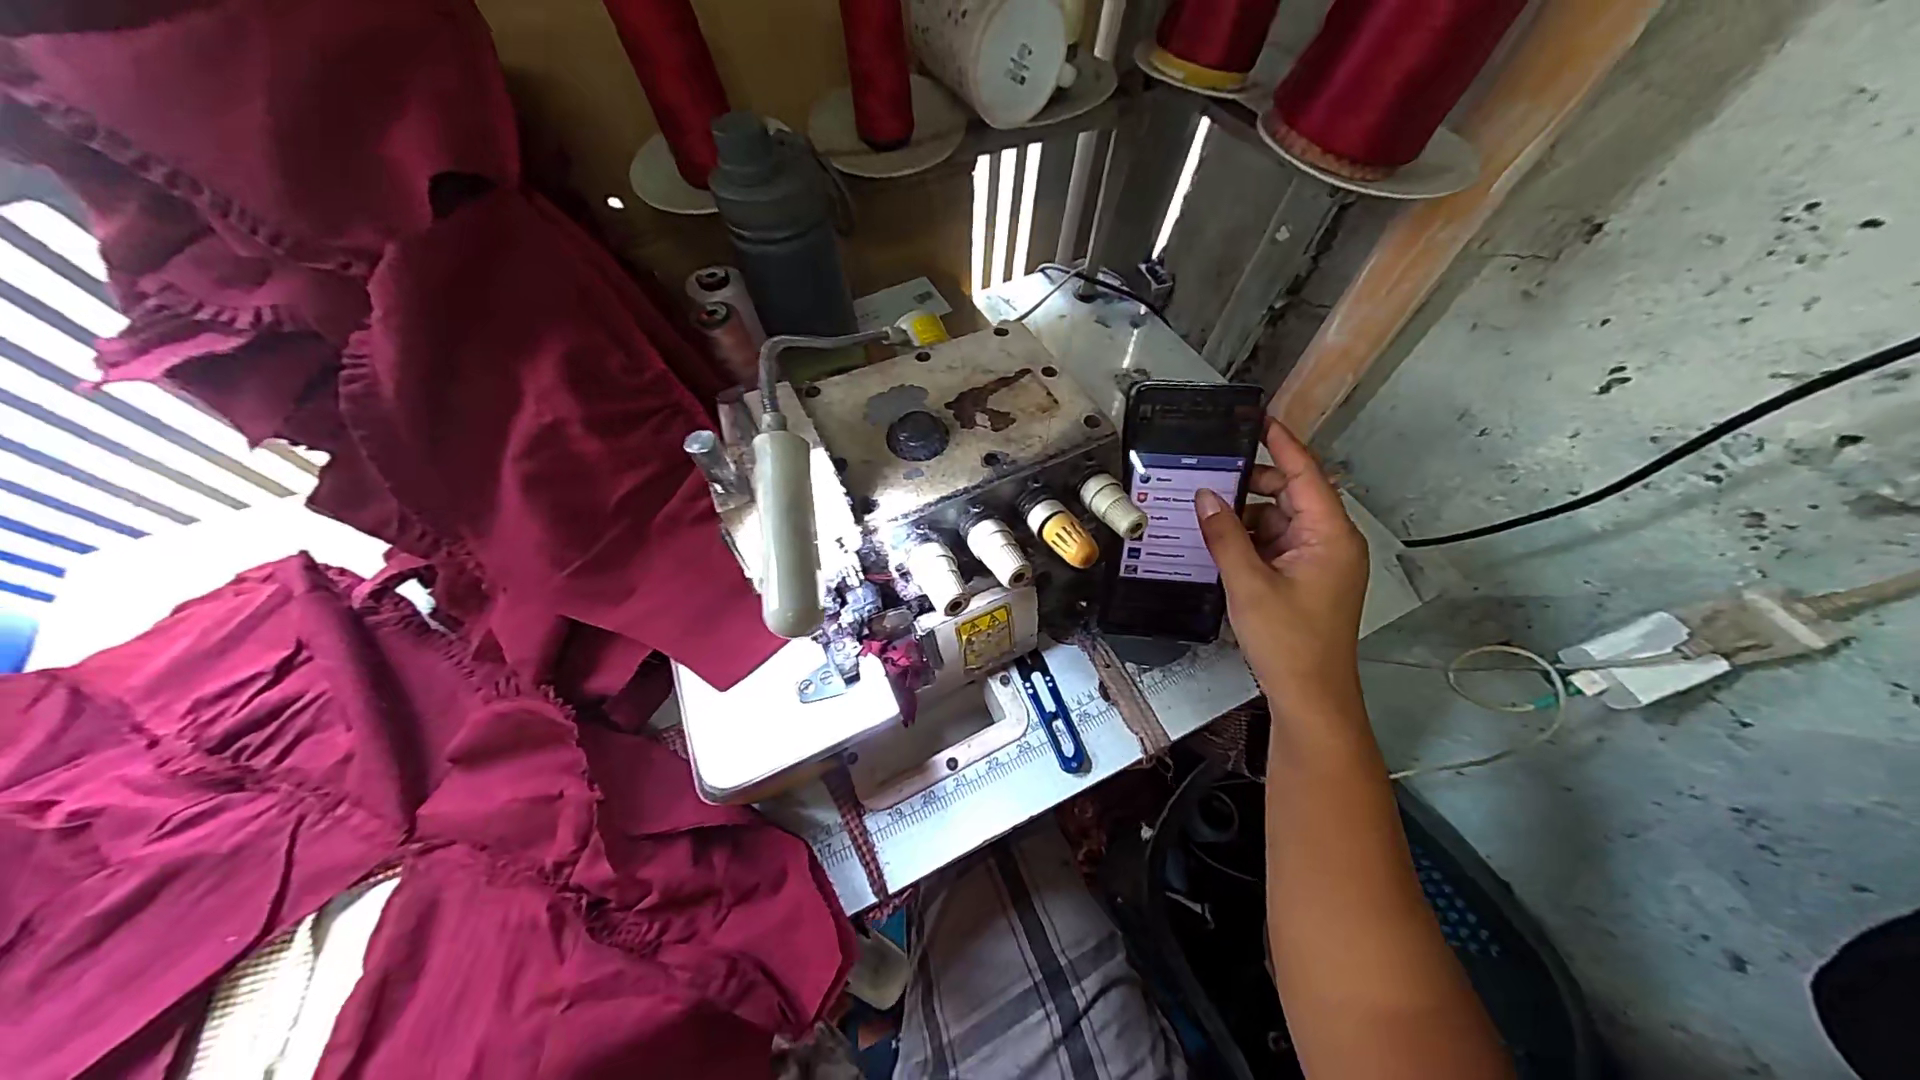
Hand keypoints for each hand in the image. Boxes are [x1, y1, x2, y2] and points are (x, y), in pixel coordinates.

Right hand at [1195, 417, 1369, 717]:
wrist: (1309, 695)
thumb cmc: (1290, 643)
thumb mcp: (1248, 584)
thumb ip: (1224, 536)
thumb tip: (1205, 497)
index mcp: (1330, 536)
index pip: (1306, 474)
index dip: (1282, 444)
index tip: (1259, 420)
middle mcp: (1331, 542)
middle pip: (1290, 494)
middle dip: (1252, 485)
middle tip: (1211, 477)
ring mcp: (1319, 561)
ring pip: (1279, 520)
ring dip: (1245, 517)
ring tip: (1206, 515)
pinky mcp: (1306, 578)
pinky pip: (1276, 544)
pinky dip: (1250, 540)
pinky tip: (1220, 544)